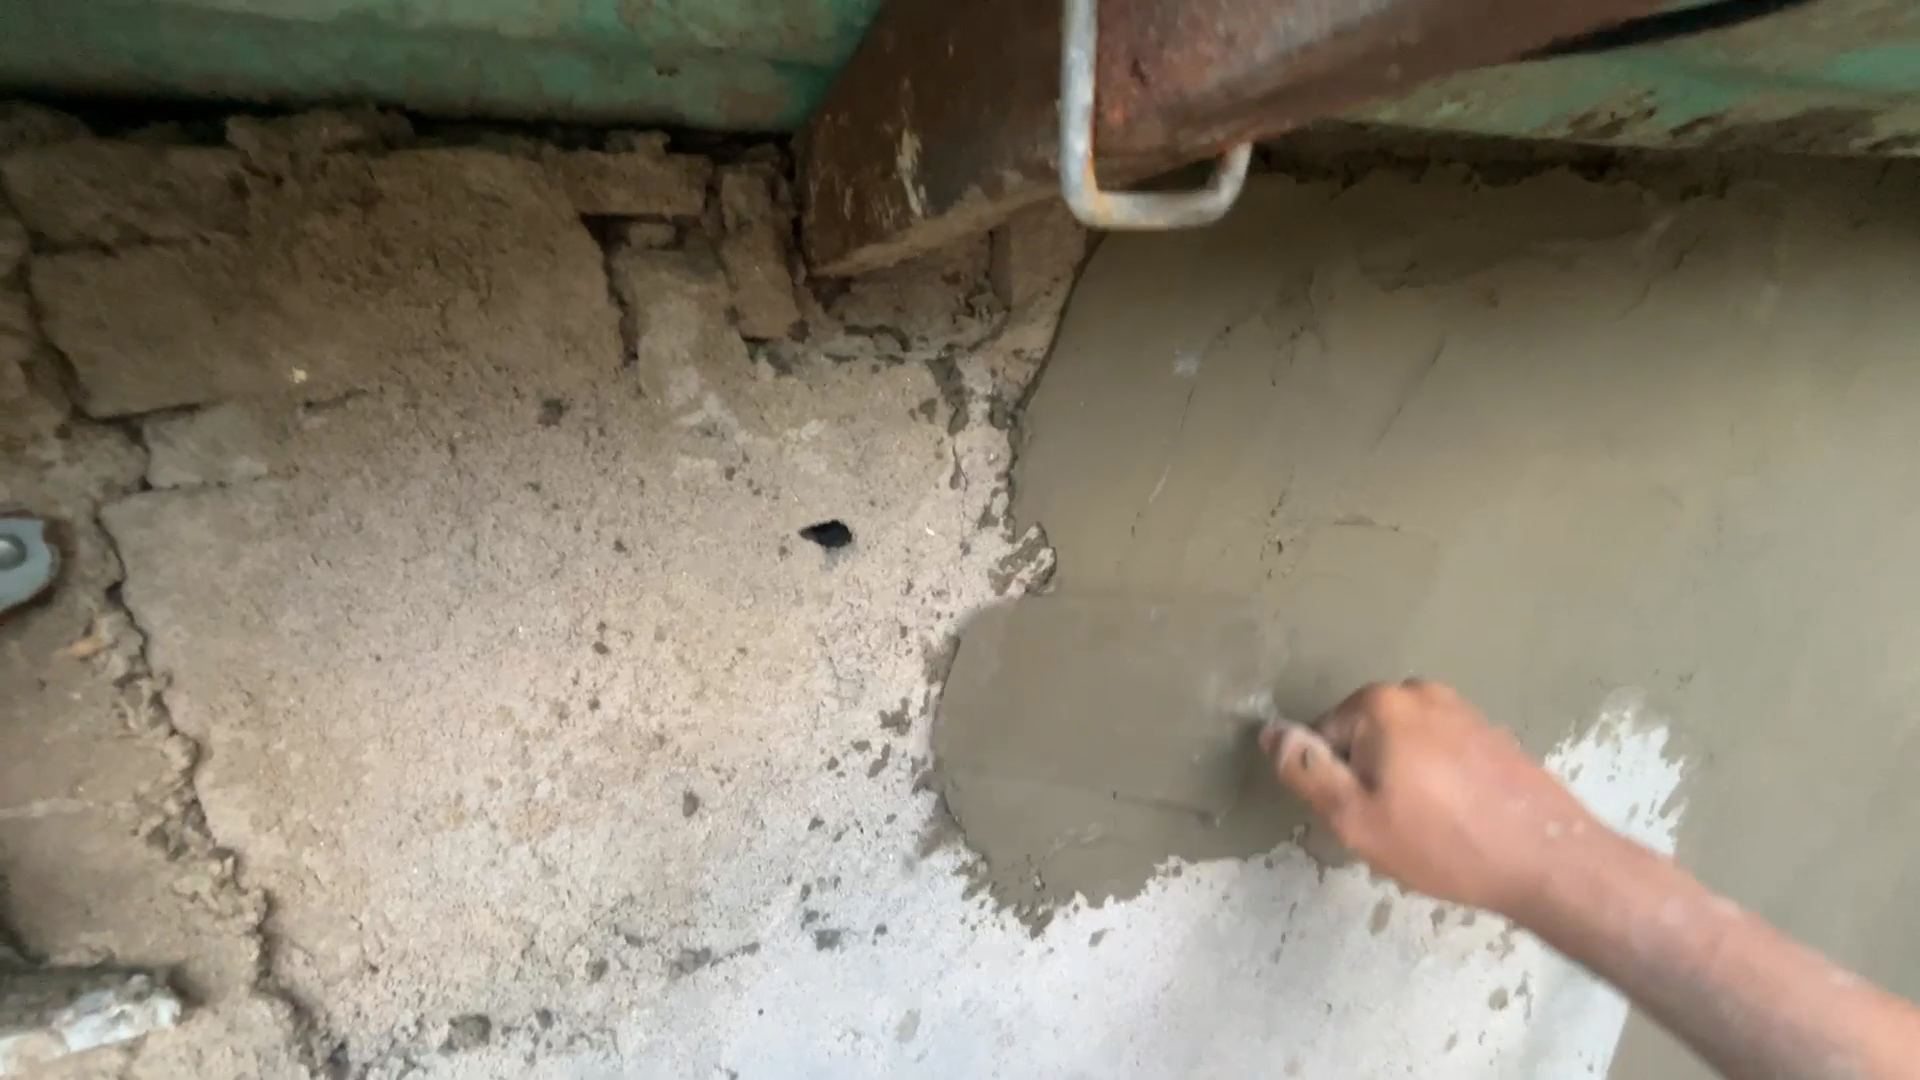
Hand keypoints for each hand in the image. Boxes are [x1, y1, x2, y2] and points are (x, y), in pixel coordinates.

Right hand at [1262, 679, 1594, 915]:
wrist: (1558, 866)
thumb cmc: (1445, 842)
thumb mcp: (1355, 817)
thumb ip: (1305, 770)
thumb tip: (1271, 731)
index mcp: (1377, 704)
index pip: (1321, 739)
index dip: (1336, 784)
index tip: (1368, 817)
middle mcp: (1416, 691)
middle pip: (1360, 736)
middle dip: (1368, 777)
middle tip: (1396, 824)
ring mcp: (1460, 707)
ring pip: (1399, 744)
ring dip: (1402, 777)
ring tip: (1431, 824)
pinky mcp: (1491, 731)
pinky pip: (1438, 749)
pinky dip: (1437, 777)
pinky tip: (1460, 816)